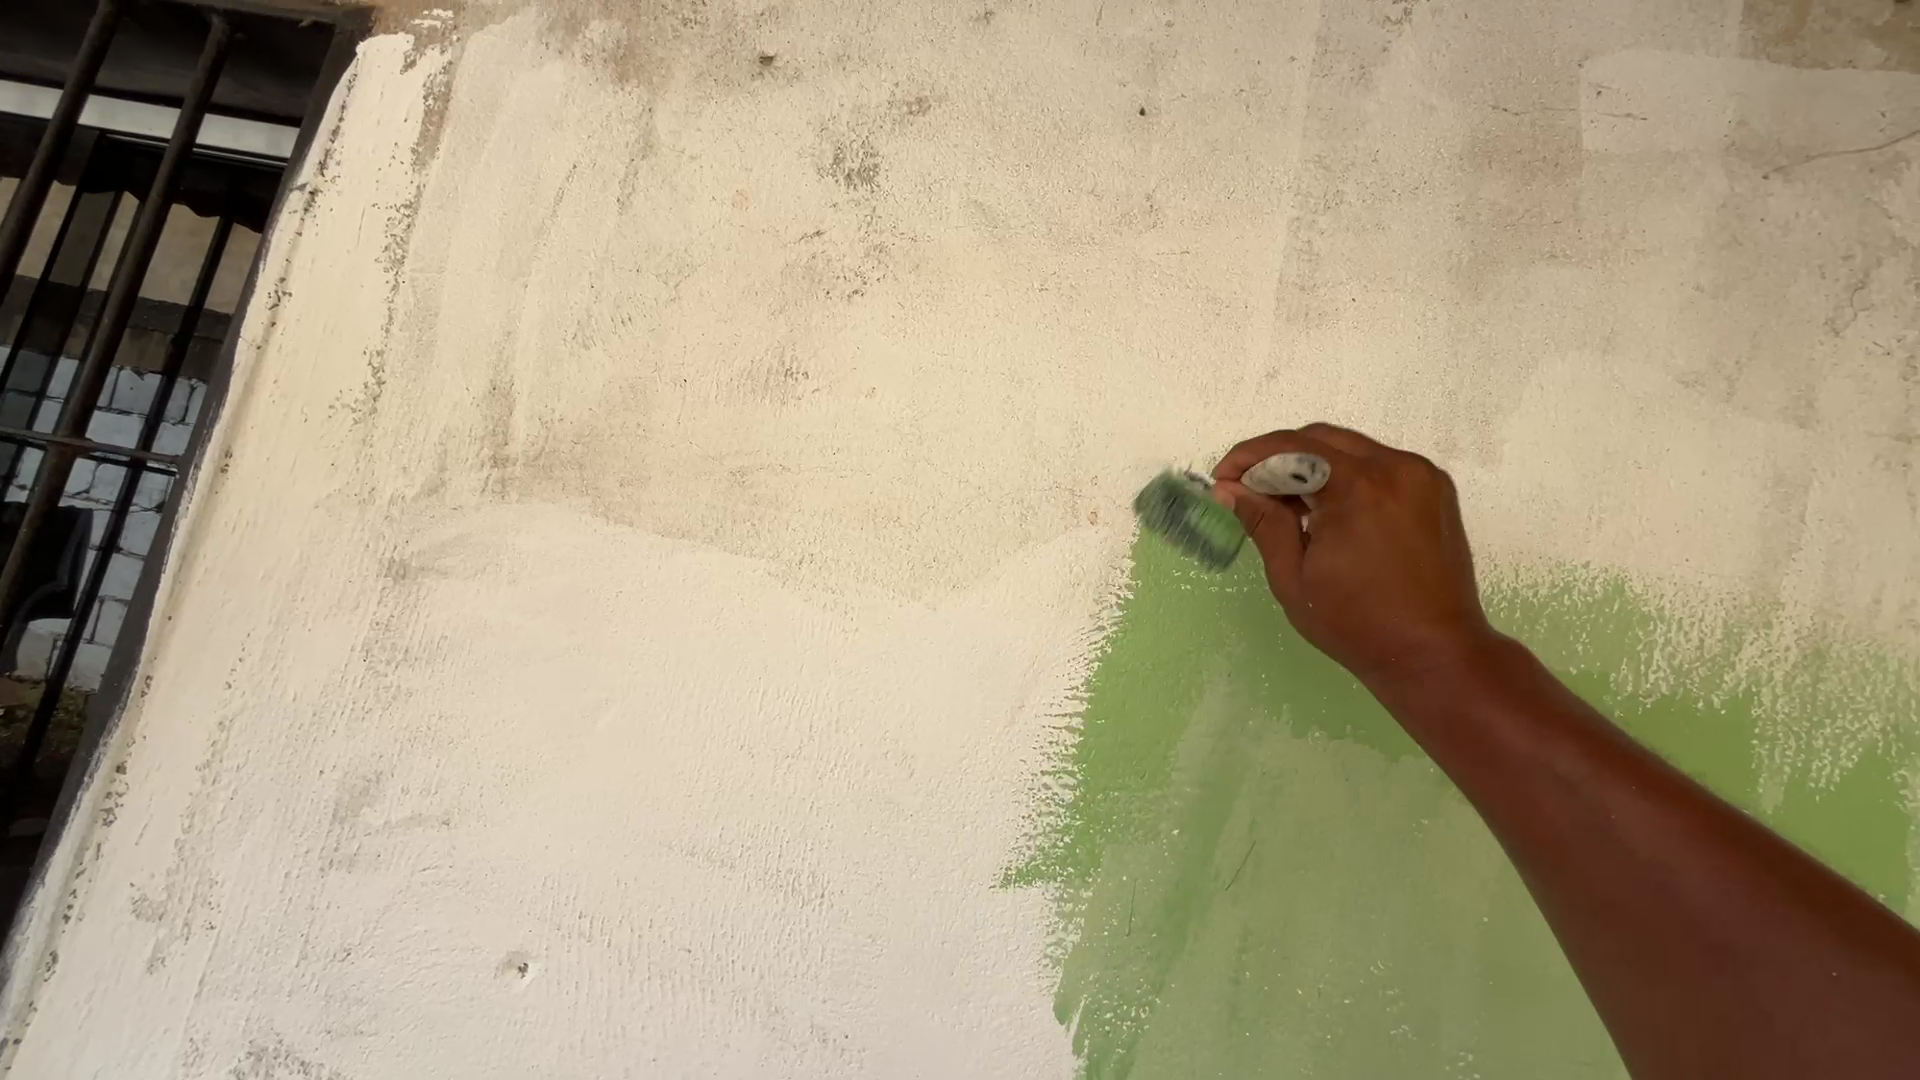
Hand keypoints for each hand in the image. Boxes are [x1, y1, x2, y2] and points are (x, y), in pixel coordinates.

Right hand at [1211, 424, 1495, 688]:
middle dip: (1275, 457)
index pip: (1289, 448)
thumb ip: (1262, 521)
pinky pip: (1376, 464)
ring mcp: (1420, 475)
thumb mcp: (1292, 575)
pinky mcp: (1433, 489)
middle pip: (1319, 439)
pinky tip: (1324, 509)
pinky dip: (1342, 475)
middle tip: (1247, 490)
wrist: (1433, 652)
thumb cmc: (1355, 622)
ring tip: (1283, 503)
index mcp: (1357, 488)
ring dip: (1308, 465)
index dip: (1247, 458)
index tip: (1222, 480)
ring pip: (1348, 448)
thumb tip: (1227, 489)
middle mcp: (1394, 468)